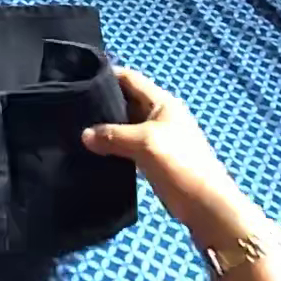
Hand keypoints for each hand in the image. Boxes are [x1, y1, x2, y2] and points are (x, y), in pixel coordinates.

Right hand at [83, 67, 268, 247]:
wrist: (207, 206)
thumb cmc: (180, 164)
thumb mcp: (145, 143)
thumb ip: (114, 135)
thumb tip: (84, 134)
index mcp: (162, 102)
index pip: (130, 78)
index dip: (107, 75)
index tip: (79, 78)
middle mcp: (159, 115)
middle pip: (126, 100)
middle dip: (103, 102)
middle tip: (72, 106)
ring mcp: (157, 137)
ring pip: (126, 124)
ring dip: (106, 127)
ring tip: (76, 127)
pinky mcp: (154, 158)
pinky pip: (128, 144)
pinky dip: (113, 145)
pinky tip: (93, 151)